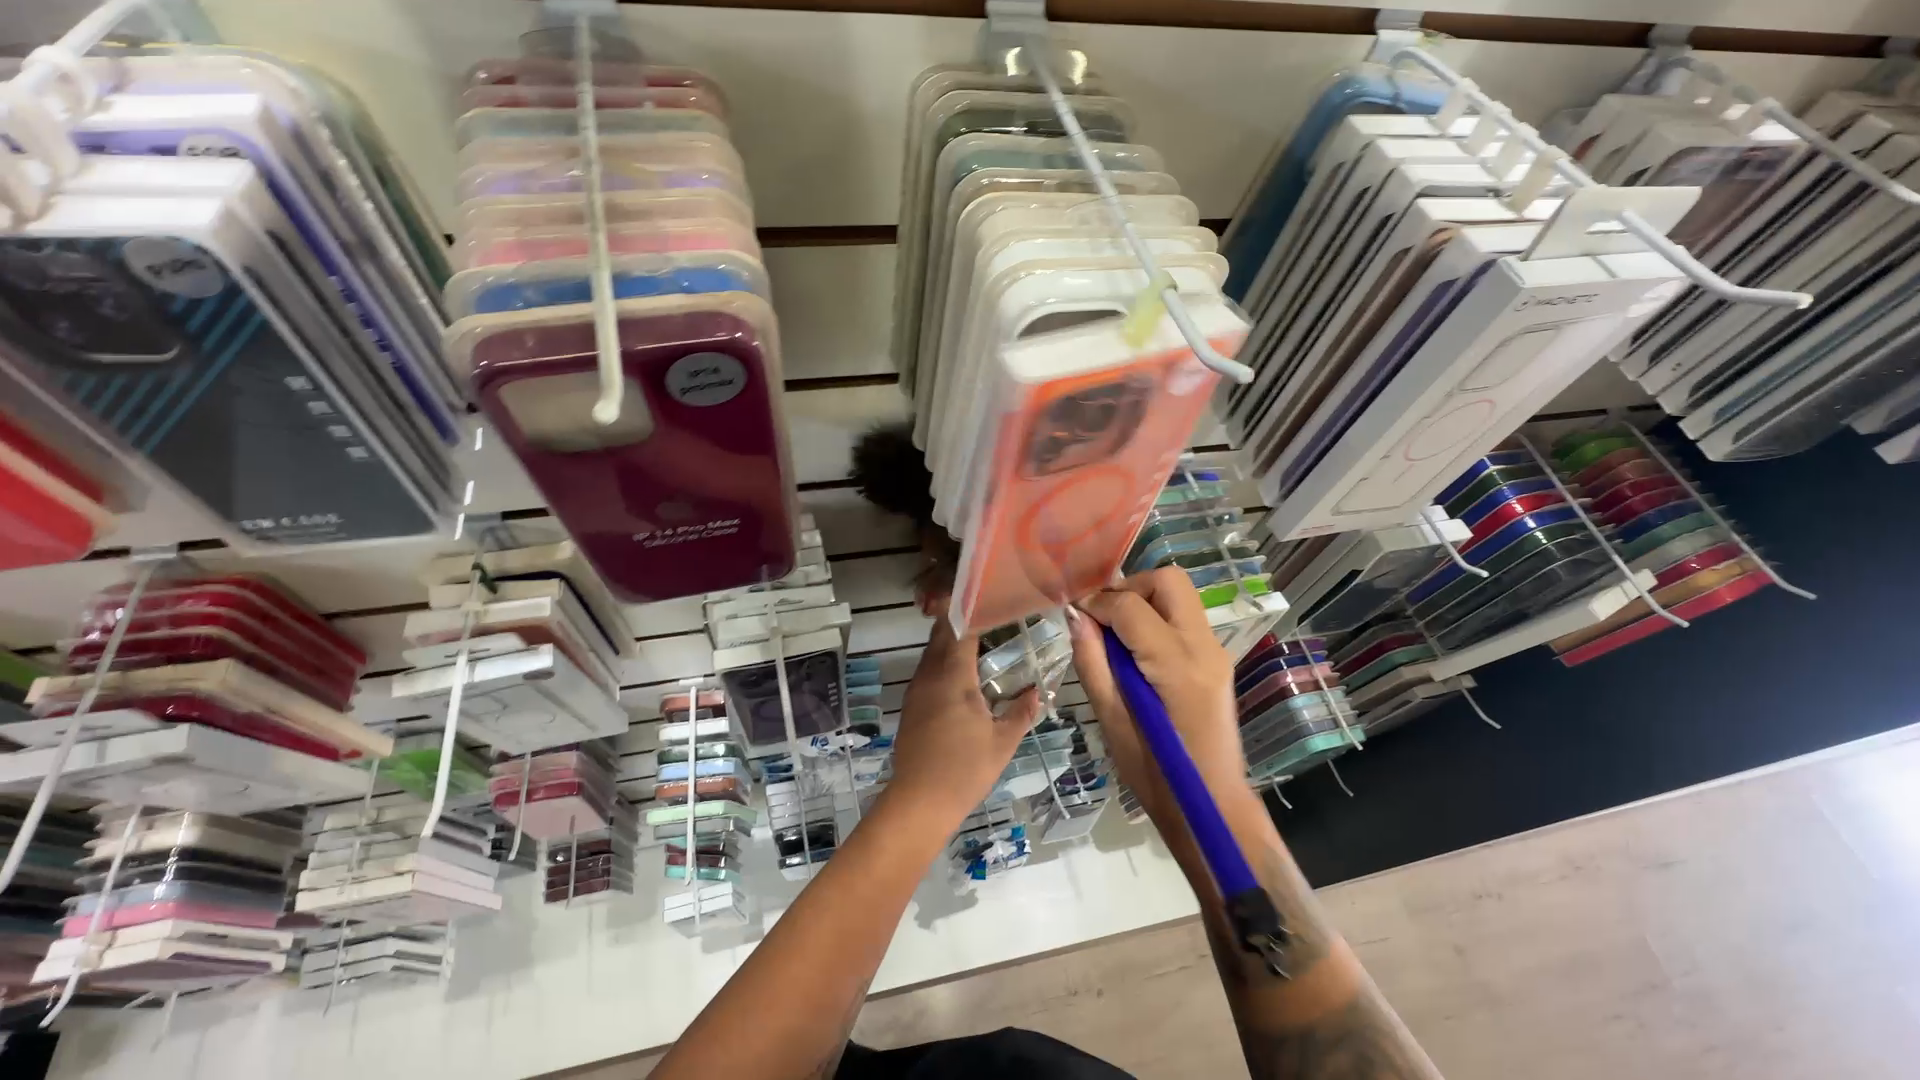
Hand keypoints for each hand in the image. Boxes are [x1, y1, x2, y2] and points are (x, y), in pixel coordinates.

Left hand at [887, 620, 1041, 820]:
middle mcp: (930, 676)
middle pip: (941, 636)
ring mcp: (916, 691)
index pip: (959, 629)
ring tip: (978, 643)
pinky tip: (961, 677)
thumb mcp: (1003, 741)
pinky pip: (927, 673)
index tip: (990, 600)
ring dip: (950, 644)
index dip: (973, 611)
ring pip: (931, 655)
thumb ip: (1021, 712)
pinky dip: (942, 665)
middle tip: (987, 617)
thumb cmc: (965, 769)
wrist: (920, 801)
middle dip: (960, 622)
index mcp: (953, 676)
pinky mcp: (910, 708)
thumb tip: (1036, 692)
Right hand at [1065, 568, 1245, 813]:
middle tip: (1102, 616)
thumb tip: (1076, 619)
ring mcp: (1216, 652)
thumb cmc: (1154, 773)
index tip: (1075, 616)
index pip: (1131, 607)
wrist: (1210, 805)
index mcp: (1175, 665)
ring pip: (1180, 596)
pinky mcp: (1218, 661)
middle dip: (1129, 587)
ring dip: (1144, 600)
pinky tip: (1135, 650)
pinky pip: (1186, 619)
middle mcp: (1203, 647)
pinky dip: (1158, 618)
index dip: (1097, 603)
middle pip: (1168, 581)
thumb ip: (1093, 663)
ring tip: (1115, 634)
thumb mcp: (1111, 720)